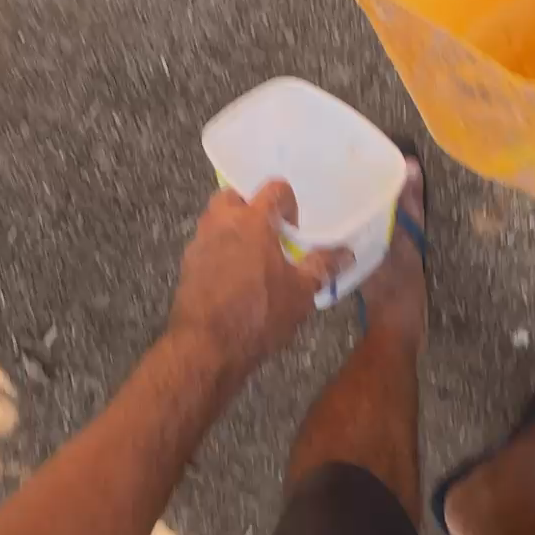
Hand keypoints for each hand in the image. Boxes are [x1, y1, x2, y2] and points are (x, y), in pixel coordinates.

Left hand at [168, 183, 349, 381]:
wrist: (207, 346)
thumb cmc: (259, 314)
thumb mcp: (300, 293)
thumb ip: (322, 266)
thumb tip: (346, 252)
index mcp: (253, 219)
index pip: (273, 188)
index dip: (288, 202)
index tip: (293, 228)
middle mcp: (222, 221)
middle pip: (235, 195)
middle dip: (252, 207)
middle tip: (268, 233)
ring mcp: (201, 240)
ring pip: (216, 218)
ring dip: (233, 227)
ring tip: (252, 256)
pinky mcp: (188, 262)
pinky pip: (206, 243)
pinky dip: (219, 249)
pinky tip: (233, 276)